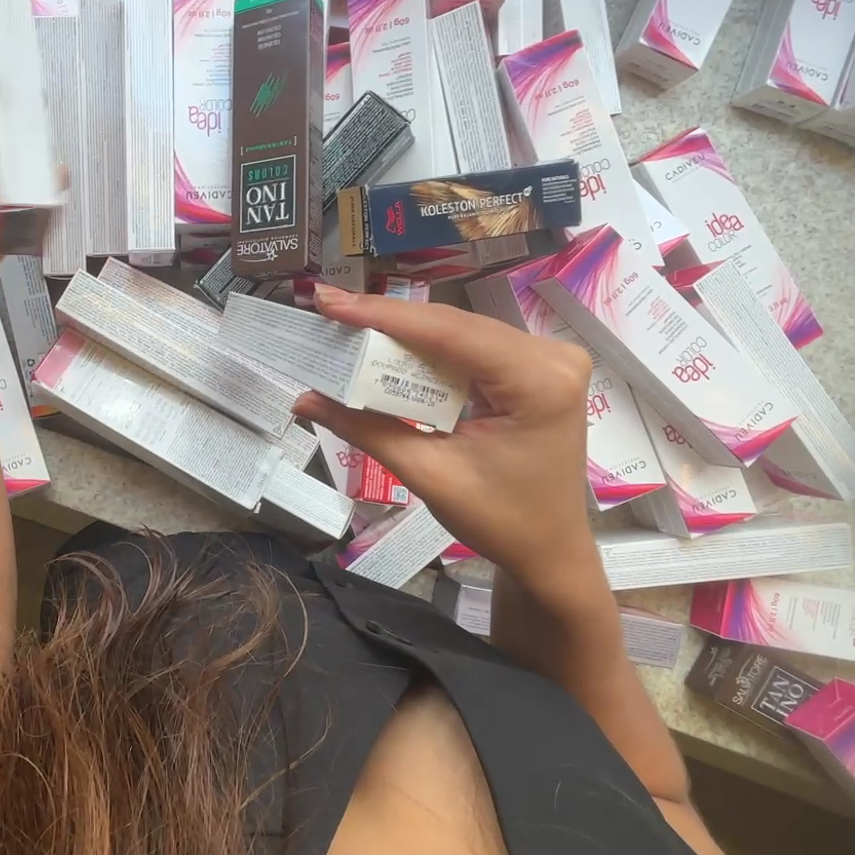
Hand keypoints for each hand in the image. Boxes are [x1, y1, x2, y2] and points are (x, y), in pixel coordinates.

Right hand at [291, 285, 595, 579]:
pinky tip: (388, 344)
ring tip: (348, 323)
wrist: (549, 551)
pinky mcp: (535, 369)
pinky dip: (426, 350)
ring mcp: (547, 360)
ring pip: (459, 333)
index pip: (448, 333)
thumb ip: (365, 429)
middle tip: (328, 310)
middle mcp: (551, 357)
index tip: (330, 303)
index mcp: (538, 382)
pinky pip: (470, 348)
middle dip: (387, 320)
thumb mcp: (428, 474)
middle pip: (453, 327)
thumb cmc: (500, 520)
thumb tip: (303, 401)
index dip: (384, 315)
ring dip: (404, 331)